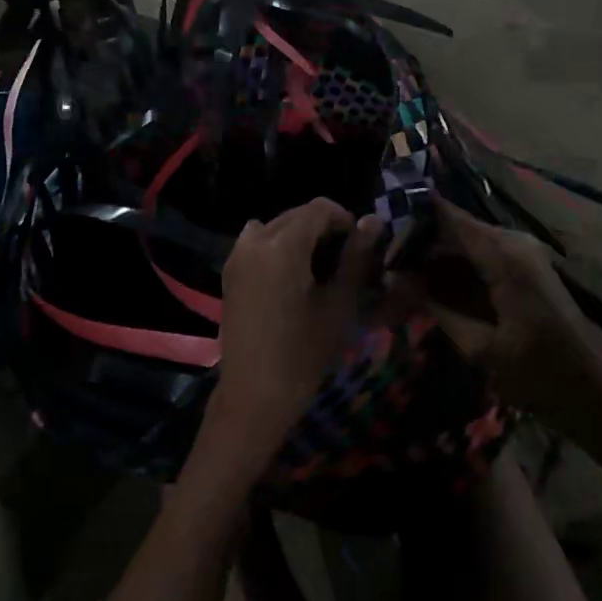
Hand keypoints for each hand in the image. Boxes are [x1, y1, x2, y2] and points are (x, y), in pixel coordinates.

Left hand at [205, 199, 383, 472]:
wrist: (254, 391)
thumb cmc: (304, 351)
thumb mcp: (339, 303)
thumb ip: (356, 257)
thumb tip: (373, 221)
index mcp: (282, 244)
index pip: (318, 208)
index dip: (344, 220)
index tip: (360, 247)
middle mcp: (254, 239)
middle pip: (295, 216)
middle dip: (322, 229)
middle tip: (344, 261)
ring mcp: (236, 255)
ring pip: (275, 227)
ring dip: (298, 237)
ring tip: (318, 269)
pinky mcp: (228, 271)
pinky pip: (256, 243)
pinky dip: (276, 248)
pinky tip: (291, 279)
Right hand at [391, 197, 601, 421]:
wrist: (599, 401)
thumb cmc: (541, 376)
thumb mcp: (479, 346)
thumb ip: (434, 306)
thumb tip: (393, 278)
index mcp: (504, 255)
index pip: (447, 217)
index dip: (410, 216)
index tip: (375, 225)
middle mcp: (513, 244)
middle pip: (452, 229)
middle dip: (415, 244)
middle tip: (379, 265)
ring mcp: (521, 256)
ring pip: (461, 244)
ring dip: (430, 259)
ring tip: (394, 279)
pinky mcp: (523, 271)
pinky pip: (476, 258)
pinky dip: (450, 270)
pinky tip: (424, 289)